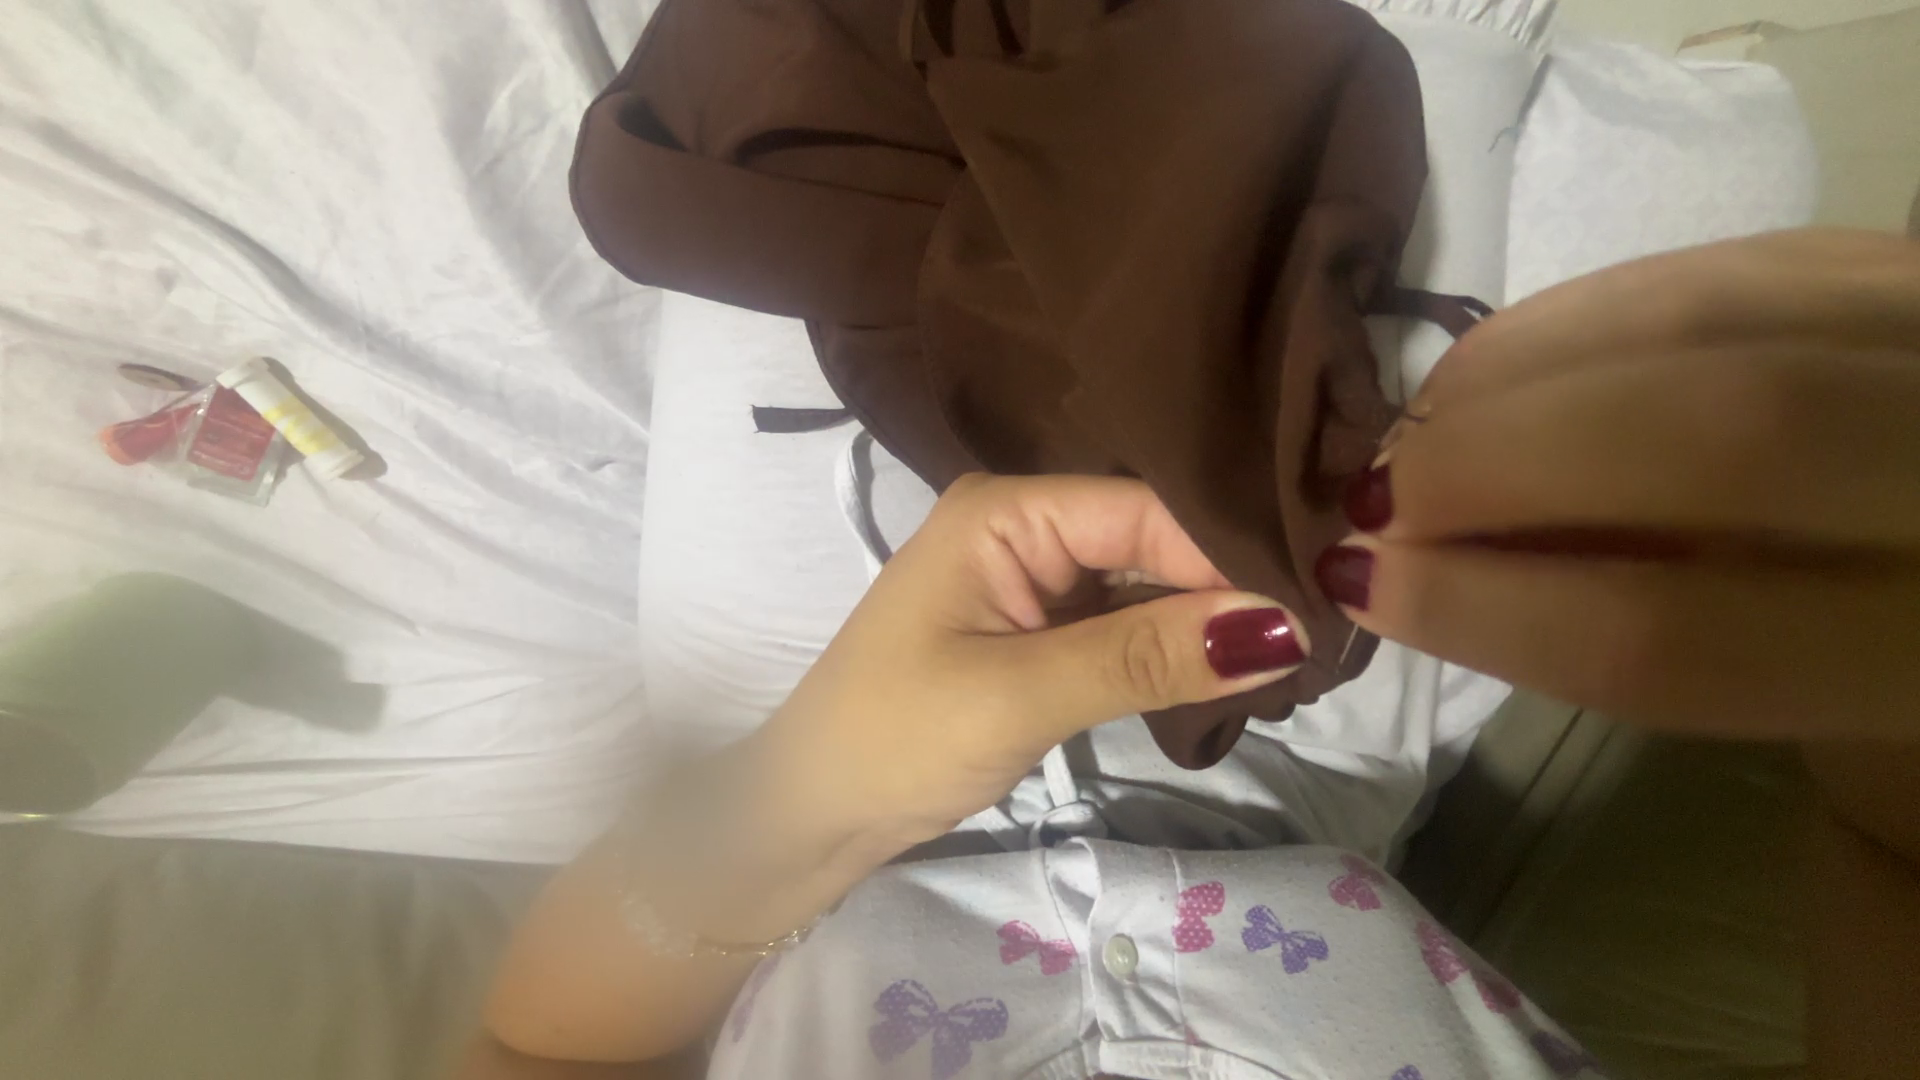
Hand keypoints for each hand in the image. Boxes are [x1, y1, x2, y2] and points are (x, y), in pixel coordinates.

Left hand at [751, 473, 1310, 849]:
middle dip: (1223, 589)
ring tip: (1296, 655)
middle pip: (1147, 541)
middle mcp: (1021, 527)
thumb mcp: (1020, 693)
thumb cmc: (896, 736)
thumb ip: (1144, 656)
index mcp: (1003, 512)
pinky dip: (1166, 649)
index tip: (1314, 608)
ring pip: (1139, 585)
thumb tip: (1281, 627)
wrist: (818, 809)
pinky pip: (1118, 625)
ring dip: (1201, 622)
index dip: (1224, 556)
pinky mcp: (1036, 629)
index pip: (1141, 511)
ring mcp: (1029, 580)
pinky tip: (1228, 668)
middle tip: (1322, 635)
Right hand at [1317, 229, 1919, 740]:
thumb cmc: (1858, 654)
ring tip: (1412, 437)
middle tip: (1374, 497)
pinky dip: (1545, 325)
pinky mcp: (1891, 263)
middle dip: (1480, 464)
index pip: (1664, 634)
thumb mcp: (1758, 699)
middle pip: (1707, 435)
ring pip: (1692, 322)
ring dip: (1494, 383)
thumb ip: (1602, 637)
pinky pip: (1686, 270)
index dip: (1472, 606)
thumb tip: (1410, 560)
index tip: (1353, 579)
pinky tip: (1477, 378)